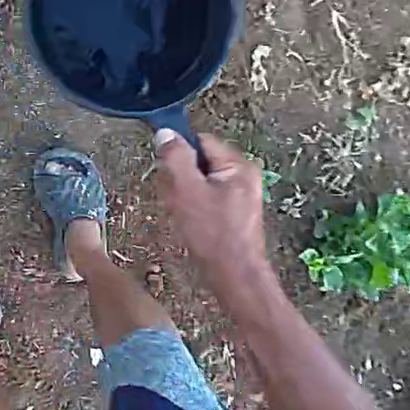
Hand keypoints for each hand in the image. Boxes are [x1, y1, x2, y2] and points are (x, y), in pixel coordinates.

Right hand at [154, 131, 269, 286]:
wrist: (235, 276)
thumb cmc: (212, 234)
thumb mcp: (187, 191)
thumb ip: (176, 158)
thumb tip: (166, 133)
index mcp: (237, 165)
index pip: (200, 141)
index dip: (179, 155)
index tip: (168, 175)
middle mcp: (243, 176)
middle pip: (199, 163)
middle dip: (181, 180)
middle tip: (177, 201)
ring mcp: (241, 196)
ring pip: (200, 183)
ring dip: (185, 196)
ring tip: (185, 216)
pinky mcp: (235, 213)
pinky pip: (207, 200)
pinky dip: (194, 209)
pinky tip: (191, 225)